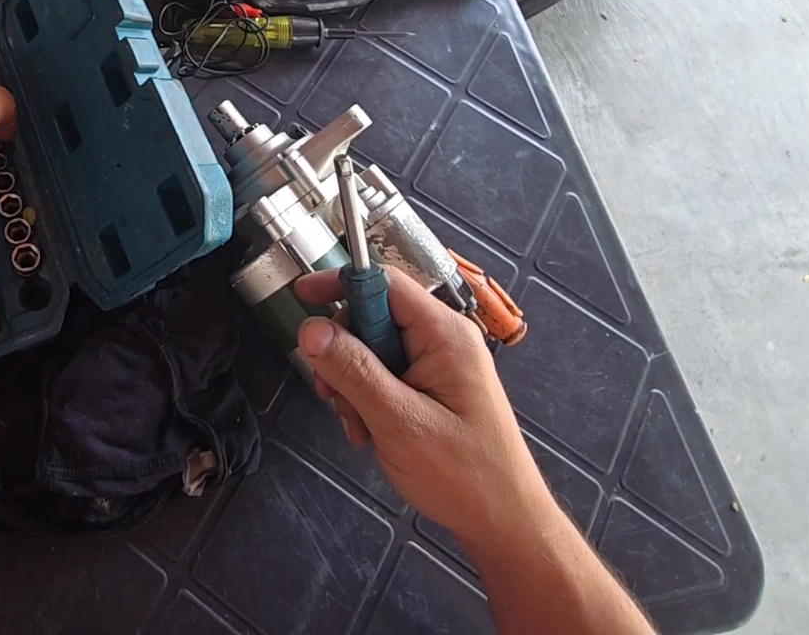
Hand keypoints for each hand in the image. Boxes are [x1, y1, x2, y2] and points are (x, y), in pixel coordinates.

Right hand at [293, 271, 554, 548]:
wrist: (506, 527)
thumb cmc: (465, 476)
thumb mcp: (399, 421)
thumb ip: (352, 370)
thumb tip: (310, 329)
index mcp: (444, 333)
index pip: (384, 282)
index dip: (339, 283)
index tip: (302, 296)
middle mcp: (441, 338)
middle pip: (370, 316)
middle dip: (343, 352)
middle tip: (332, 392)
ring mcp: (437, 362)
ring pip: (370, 348)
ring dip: (352, 383)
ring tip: (359, 424)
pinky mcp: (430, 385)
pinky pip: (382, 372)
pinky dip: (366, 398)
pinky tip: (369, 429)